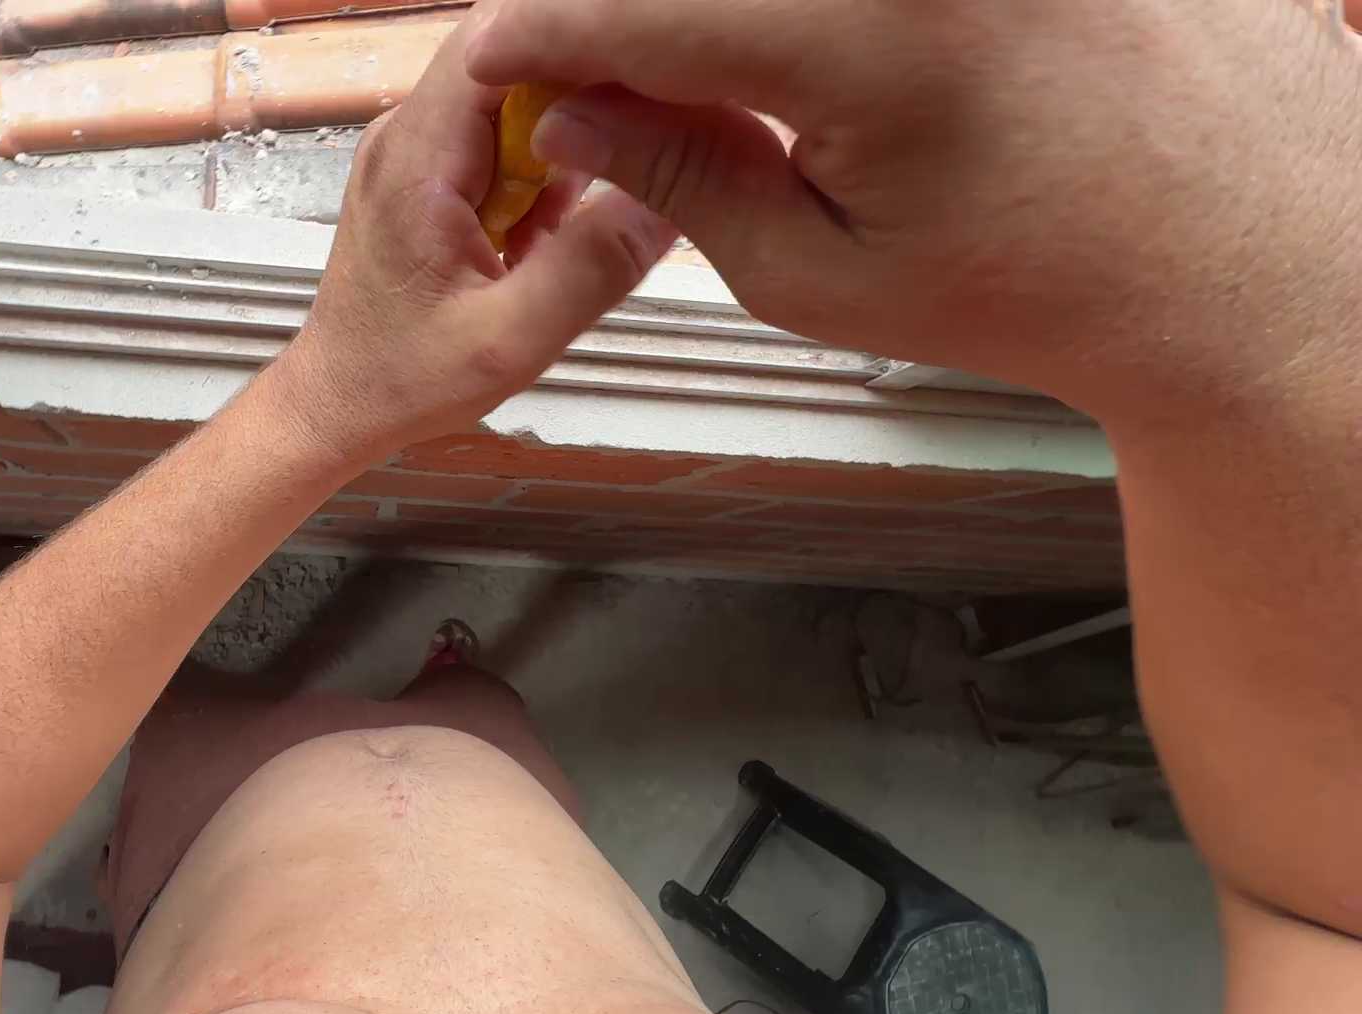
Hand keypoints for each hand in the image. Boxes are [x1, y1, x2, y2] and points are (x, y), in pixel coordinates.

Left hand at [264, 10, 678, 464]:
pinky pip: (499, 153)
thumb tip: (667, 198)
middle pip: (521, 62)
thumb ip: (590, 267)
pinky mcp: (426, 186)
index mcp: (419, 157)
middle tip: (610, 187)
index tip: (641, 98)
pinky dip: (533, 190)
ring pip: (516, 108)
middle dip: (583, 112)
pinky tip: (530, 248)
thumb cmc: (398, 380)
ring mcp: (416, 158)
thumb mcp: (508, 340)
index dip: (586, 47)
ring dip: (560, 159)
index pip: (511, 31)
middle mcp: (409, 139)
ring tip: (552, 238)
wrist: (340, 403)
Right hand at [466, 0, 1361, 422]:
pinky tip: (732, 51)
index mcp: (876, 38)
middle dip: (610, 7)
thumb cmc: (1011, 287)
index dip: (554, 28)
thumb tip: (572, 118)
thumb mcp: (808, 269)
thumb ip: (681, 173)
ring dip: (689, 11)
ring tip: (645, 71)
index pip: (657, 13)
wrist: (1224, 251)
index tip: (488, 44)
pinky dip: (762, 10)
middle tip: (565, 70)